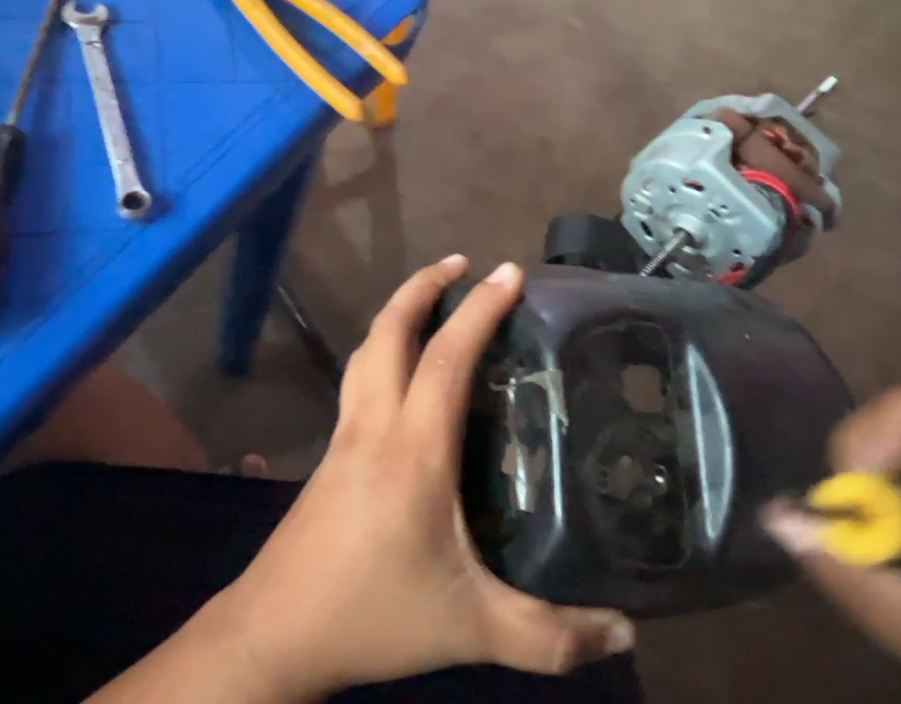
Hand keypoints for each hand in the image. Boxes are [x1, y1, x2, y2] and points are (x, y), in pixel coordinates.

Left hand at [209, 256, 635, 698]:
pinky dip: (381, 357)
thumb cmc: (372, 614)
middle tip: (460, 264)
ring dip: (396, 317)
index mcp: (412, 450)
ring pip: (364, 354)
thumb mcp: (472, 629)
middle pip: (388, 332)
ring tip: (431, 306)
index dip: (479, 310)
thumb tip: (625, 631)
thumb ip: (552, 636)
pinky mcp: (328, 459)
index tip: (509, 273)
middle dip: (422, 287)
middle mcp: (373, 427)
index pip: (446, 358)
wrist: (275, 631)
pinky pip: (357, 385)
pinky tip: (403, 384)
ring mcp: (343, 439)